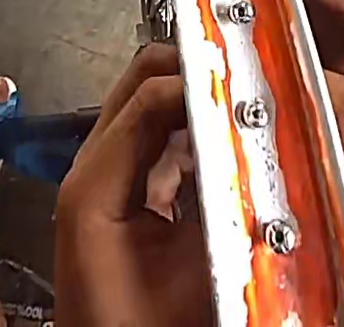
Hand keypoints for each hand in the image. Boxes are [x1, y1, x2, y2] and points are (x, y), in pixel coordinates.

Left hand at [55, 45, 208, 326]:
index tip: (234, 79)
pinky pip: (157, 128)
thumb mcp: (194, 273)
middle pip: (141, 80)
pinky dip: (189, 122)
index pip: (147, 96)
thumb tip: (253, 155)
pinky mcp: (122, 182)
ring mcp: (102, 171)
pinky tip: (217, 139)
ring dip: (193, 94)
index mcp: (92, 186)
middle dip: (192, 71)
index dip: (196, 81)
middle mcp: (89, 168)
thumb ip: (222, 207)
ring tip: (232, 104)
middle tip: (235, 79)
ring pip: (150, 98)